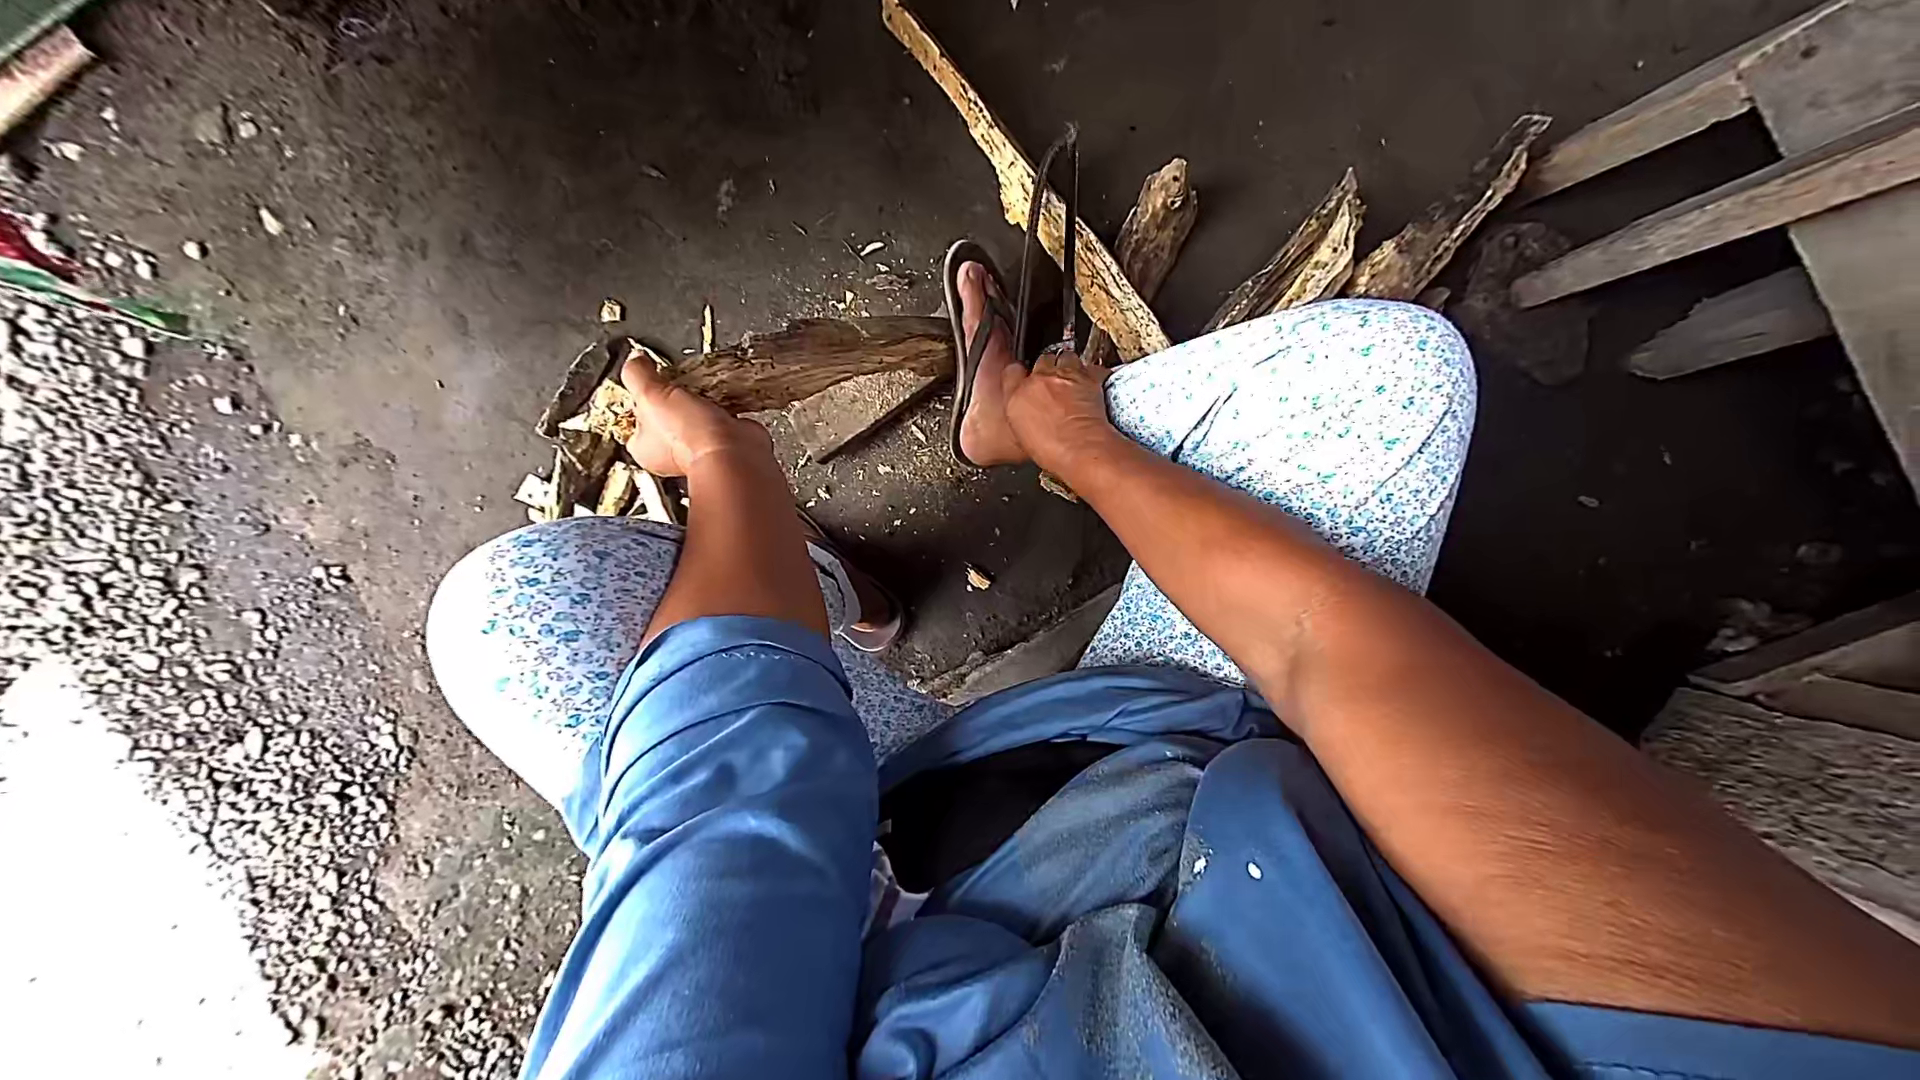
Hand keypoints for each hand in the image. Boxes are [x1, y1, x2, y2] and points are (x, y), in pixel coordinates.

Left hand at [620, 347, 764, 476]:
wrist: (733, 451)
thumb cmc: (689, 438)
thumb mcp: (649, 394)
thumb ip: (637, 374)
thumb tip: (635, 358)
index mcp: (644, 447)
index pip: (633, 418)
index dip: (638, 397)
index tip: (645, 379)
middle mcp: (671, 451)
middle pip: (665, 413)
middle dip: (672, 394)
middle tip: (675, 381)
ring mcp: (700, 445)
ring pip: (695, 412)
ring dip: (699, 396)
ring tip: (700, 385)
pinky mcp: (725, 438)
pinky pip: (721, 414)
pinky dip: (722, 402)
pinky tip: (721, 394)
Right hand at [999, 343, 1116, 473]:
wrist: (1081, 449)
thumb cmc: (1054, 450)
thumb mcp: (1022, 436)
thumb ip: (1022, 413)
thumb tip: (1027, 410)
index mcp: (1016, 396)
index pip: (1011, 372)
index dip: (1019, 375)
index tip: (1023, 380)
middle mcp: (1039, 380)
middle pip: (1041, 361)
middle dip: (1047, 370)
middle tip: (1052, 385)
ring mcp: (1065, 376)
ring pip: (1065, 357)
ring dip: (1067, 366)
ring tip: (1071, 380)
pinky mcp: (1088, 378)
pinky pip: (1088, 367)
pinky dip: (1089, 373)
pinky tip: (1089, 385)